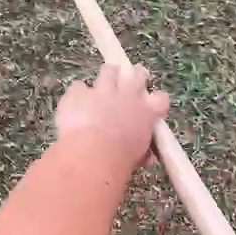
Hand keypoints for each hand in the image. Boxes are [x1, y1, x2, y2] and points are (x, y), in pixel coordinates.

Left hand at [53, 63, 168, 173]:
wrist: (92, 154)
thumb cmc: (119, 163)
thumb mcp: (138, 158)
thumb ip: (142, 150)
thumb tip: (143, 155)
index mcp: (147, 113)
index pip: (161, 99)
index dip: (156, 100)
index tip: (152, 104)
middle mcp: (128, 96)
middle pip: (137, 75)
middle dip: (135, 76)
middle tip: (129, 82)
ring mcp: (102, 91)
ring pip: (109, 71)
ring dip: (108, 76)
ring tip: (103, 83)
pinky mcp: (79, 93)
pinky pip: (79, 86)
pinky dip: (78, 94)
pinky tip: (74, 105)